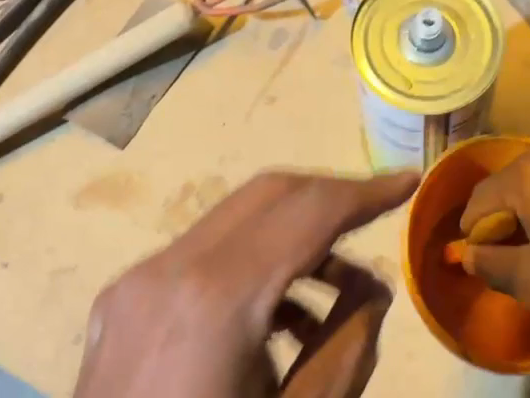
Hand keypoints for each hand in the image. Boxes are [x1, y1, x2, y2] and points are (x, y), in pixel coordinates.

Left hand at [75, 170, 418, 397]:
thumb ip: (348, 347)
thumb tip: (370, 290)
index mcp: (217, 300)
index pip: (309, 212)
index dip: (367, 193)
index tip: (409, 182)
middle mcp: (170, 269)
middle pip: (270, 195)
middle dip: (330, 201)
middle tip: (378, 222)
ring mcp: (136, 283)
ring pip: (233, 221)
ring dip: (291, 239)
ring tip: (337, 297)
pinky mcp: (120, 303)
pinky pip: (199, 258)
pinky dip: (249, 267)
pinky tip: (277, 323)